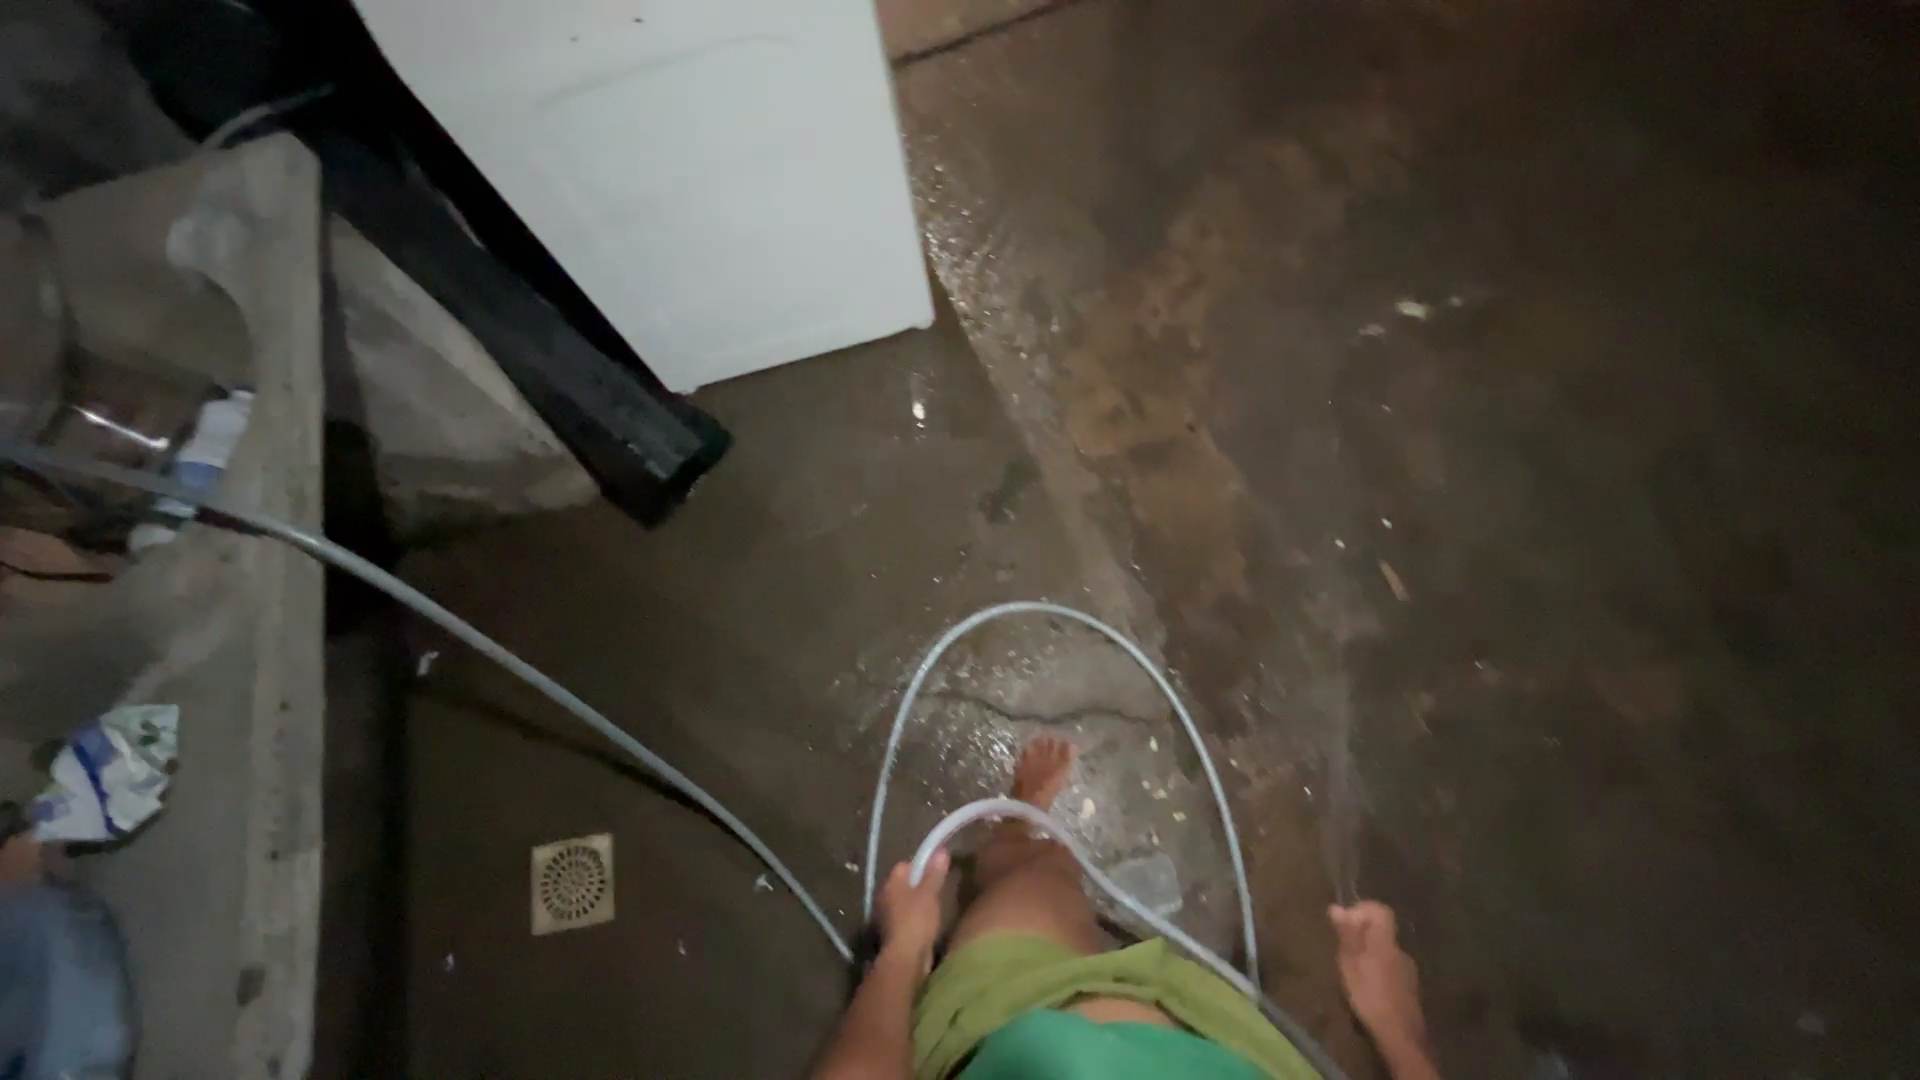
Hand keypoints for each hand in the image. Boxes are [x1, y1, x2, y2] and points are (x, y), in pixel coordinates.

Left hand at [875, 851, 949, 963]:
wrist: (905, 959)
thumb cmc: (916, 920)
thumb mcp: (929, 893)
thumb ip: (934, 873)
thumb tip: (941, 851)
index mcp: (891, 884)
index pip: (904, 866)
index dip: (919, 866)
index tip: (935, 872)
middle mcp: (884, 898)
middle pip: (903, 885)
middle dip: (918, 886)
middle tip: (936, 891)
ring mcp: (885, 918)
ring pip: (903, 904)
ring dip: (915, 906)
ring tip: (934, 909)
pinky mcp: (891, 935)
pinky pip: (904, 921)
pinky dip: (913, 922)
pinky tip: (926, 927)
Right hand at [1329, 901, 1426, 1050]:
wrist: (1400, 1037)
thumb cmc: (1369, 995)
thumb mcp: (1349, 963)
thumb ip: (1346, 935)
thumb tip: (1337, 907)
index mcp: (1386, 942)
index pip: (1381, 911)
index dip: (1363, 910)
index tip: (1346, 923)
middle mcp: (1401, 952)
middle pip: (1382, 932)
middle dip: (1361, 935)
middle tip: (1342, 951)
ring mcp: (1409, 971)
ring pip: (1385, 951)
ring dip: (1368, 954)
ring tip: (1351, 972)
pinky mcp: (1410, 988)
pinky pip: (1391, 967)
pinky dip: (1377, 970)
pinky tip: (1367, 988)